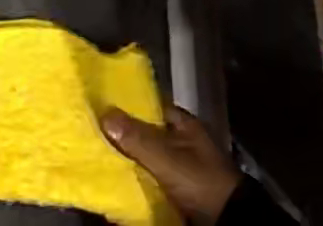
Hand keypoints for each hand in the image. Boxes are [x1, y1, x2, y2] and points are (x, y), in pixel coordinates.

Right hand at [100, 105, 241, 223]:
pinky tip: (119, 184)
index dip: (129, 108)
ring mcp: (180, 164)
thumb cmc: (199, 178)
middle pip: (148, 134)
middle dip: (125, 138)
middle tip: (96, 140)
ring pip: (148, 158)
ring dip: (130, 161)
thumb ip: (139, 139)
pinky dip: (137, 180)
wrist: (226, 218)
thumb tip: (106, 114)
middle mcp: (181, 139)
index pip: (152, 107)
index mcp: (183, 123)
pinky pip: (151, 179)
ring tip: (101, 162)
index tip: (103, 111)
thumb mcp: (167, 158)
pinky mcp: (177, 187)